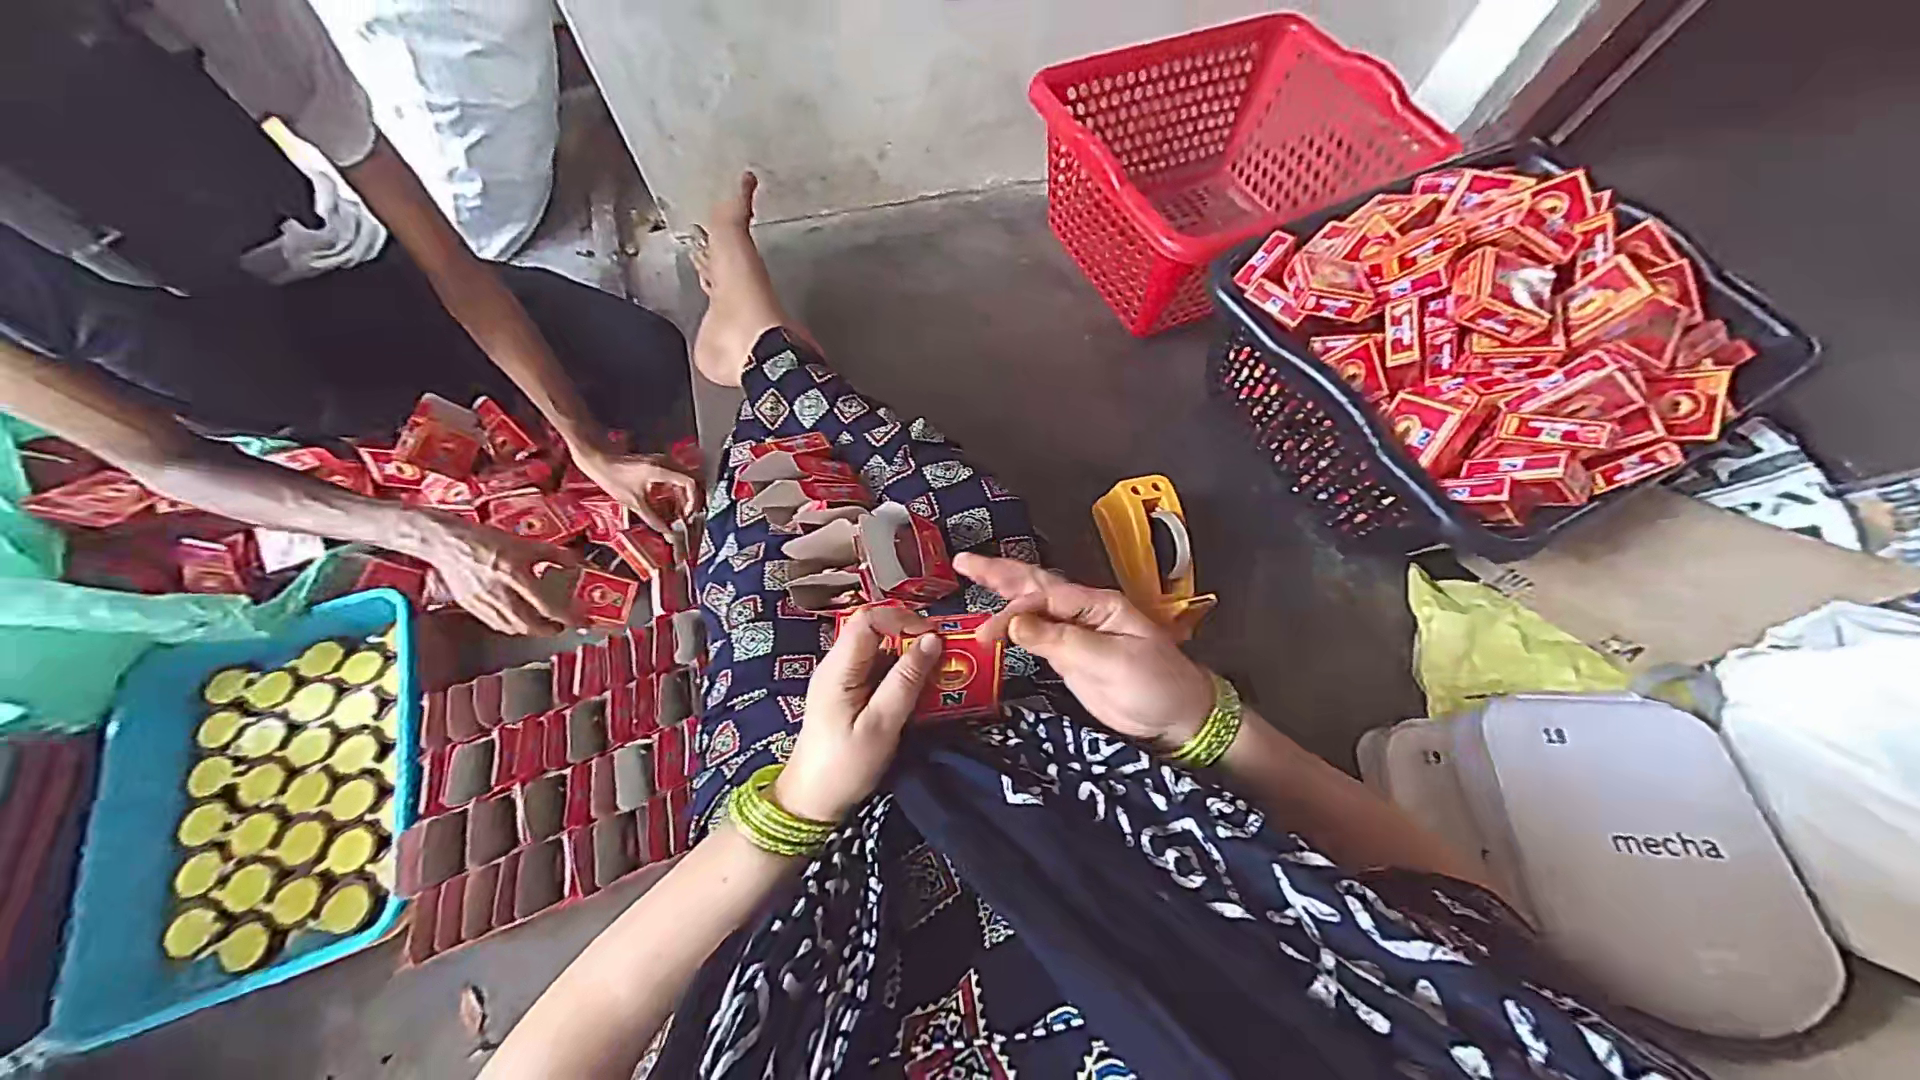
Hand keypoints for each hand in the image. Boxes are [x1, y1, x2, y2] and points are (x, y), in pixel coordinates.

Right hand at [418, 516, 584, 635]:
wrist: (447, 542)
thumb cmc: (486, 540)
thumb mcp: (527, 543)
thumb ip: (555, 556)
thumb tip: (576, 565)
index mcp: (514, 574)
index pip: (546, 606)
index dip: (566, 617)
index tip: (579, 620)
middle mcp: (497, 592)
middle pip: (529, 625)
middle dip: (550, 629)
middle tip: (562, 625)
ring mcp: (482, 602)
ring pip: (512, 628)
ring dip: (532, 630)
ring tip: (544, 624)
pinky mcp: (470, 606)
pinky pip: (496, 624)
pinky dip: (513, 627)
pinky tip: (520, 620)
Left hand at [571, 443, 702, 532]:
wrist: (597, 459)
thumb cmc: (612, 477)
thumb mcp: (633, 501)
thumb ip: (652, 518)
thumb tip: (667, 531)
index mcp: (661, 470)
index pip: (690, 483)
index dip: (693, 500)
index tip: (686, 514)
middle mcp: (666, 463)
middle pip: (693, 480)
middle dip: (694, 499)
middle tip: (689, 514)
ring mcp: (663, 462)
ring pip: (686, 478)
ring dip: (687, 495)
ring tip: (682, 511)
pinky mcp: (658, 464)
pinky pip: (677, 477)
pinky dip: (679, 490)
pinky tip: (673, 502)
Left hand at [774, 606, 942, 821]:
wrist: (811, 802)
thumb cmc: (844, 766)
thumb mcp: (881, 725)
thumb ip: (905, 681)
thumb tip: (932, 640)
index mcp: (838, 668)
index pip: (868, 619)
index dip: (902, 619)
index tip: (933, 637)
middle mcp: (838, 664)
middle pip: (875, 630)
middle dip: (912, 636)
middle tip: (944, 654)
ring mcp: (843, 678)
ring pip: (880, 649)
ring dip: (911, 655)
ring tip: (939, 672)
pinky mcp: (850, 692)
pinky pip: (879, 669)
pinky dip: (902, 672)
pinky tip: (921, 689)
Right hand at [959, 553, 1213, 746]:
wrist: (1178, 719)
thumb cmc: (1157, 685)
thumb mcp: (1112, 661)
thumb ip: (1061, 641)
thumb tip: (1015, 624)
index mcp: (1097, 604)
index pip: (1045, 597)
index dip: (1015, 610)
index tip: (990, 632)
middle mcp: (1081, 611)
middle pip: (1035, 585)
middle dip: (999, 573)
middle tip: (963, 563)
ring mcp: (1073, 633)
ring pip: (1031, 605)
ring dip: (1002, 591)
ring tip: (972, 574)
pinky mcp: (1067, 656)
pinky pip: (1033, 633)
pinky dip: (1010, 624)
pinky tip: (995, 620)